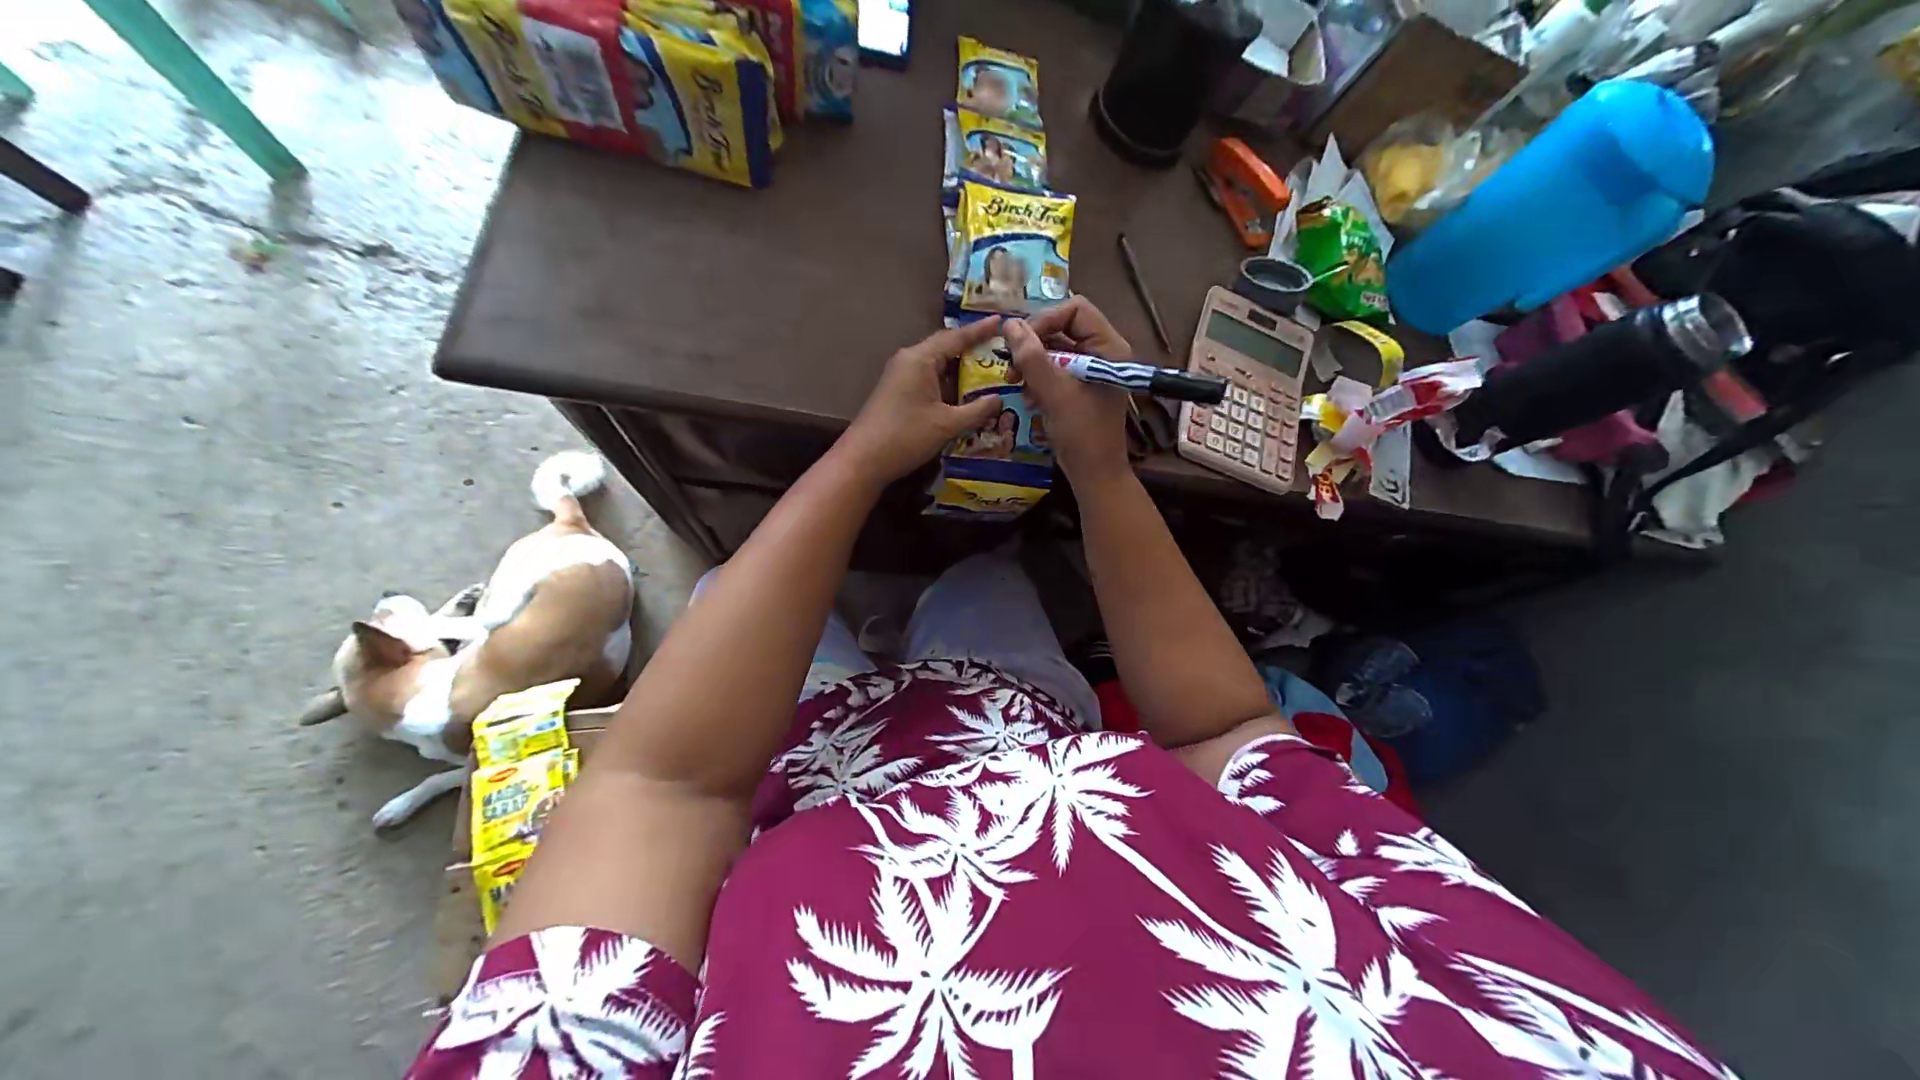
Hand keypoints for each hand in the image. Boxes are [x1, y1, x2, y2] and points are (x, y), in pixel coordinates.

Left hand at [836, 317, 1007, 483]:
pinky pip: (928, 380)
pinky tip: (964, 395)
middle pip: (946, 348)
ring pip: (937, 366)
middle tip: (1000, 351)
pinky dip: (948, 384)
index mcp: (921, 358)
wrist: (863, 460)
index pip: (956, 337)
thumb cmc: (906, 436)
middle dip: (972, 350)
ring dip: (960, 370)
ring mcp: (901, 376)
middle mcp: (909, 360)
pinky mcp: (898, 392)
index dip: (980, 331)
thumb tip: (999, 399)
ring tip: (989, 373)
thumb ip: (976, 410)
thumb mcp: (947, 424)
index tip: (1001, 322)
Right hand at [1004, 297, 1133, 482]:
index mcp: (1109, 347)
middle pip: (1063, 326)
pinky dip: (1039, 377)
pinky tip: (1028, 396)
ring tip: (1017, 382)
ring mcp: (1092, 369)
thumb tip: (1010, 326)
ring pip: (1056, 347)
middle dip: (1035, 343)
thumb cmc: (1082, 434)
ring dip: (1033, 362)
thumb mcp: (1054, 394)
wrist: (1094, 475)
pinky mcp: (1081, 386)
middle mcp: (1103, 352)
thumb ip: (1032, 358)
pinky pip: (1056, 368)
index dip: (1045, 320)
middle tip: (1013, 367)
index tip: (1022, 344)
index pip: (1075, 309)